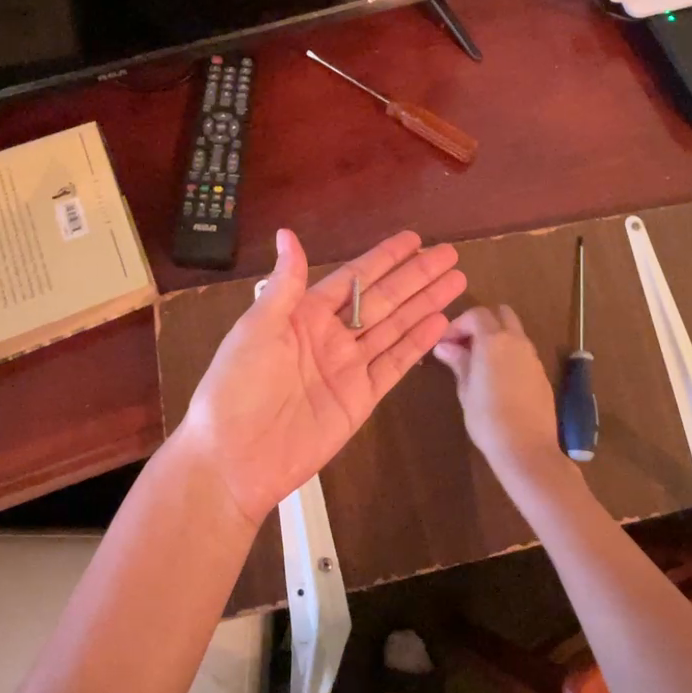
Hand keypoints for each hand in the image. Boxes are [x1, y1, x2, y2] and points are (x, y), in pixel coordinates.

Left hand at [177, 228, 466, 524]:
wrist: (234, 458)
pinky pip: (395, 364)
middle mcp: (331, 336)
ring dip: (425, 303)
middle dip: (416, 277)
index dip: (384, 259)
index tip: (413, 240)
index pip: (353, 278)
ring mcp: (349, 367)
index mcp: (303, 314)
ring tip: (457, 281)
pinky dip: (417, 343)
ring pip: (395, 327)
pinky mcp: (361, 398)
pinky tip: (440, 321)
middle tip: (449, 254)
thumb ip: (283, 284)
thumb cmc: (237, 387)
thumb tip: (287, 233)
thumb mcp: (256, 328)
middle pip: (383, 299)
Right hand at [431, 305, 563, 476]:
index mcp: (494, 340)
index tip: (445, 343)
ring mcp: (532, 357)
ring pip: (514, 332)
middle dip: (482, 323)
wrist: (527, 449)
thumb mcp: (466, 390)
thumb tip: (444, 346)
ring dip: (496, 338)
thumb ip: (458, 362)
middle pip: (501, 314)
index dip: (458, 324)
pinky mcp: (541, 373)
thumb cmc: (488, 419)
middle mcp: (516, 341)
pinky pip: (522, 352)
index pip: (476, 314)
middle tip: (464, 346)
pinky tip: (497, 379)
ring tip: (477, 364)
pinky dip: (508, 354)